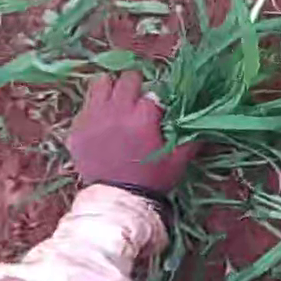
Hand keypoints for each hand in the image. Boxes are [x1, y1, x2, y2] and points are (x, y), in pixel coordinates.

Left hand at [68, 71, 198, 192]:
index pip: (154, 92)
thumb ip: (191, 138)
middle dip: (136, 86)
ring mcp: (93, 118)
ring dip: (112, 89)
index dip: (159, 100)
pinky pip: (85, 107)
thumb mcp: (178, 160)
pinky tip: (102, 123)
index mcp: (143, 116)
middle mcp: (117, 111)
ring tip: (118, 102)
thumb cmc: (151, 180)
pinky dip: (95, 110)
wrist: (118, 201)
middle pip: (127, 79)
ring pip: (101, 84)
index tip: (159, 110)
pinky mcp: (77, 130)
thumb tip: (203, 123)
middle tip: (139, 100)